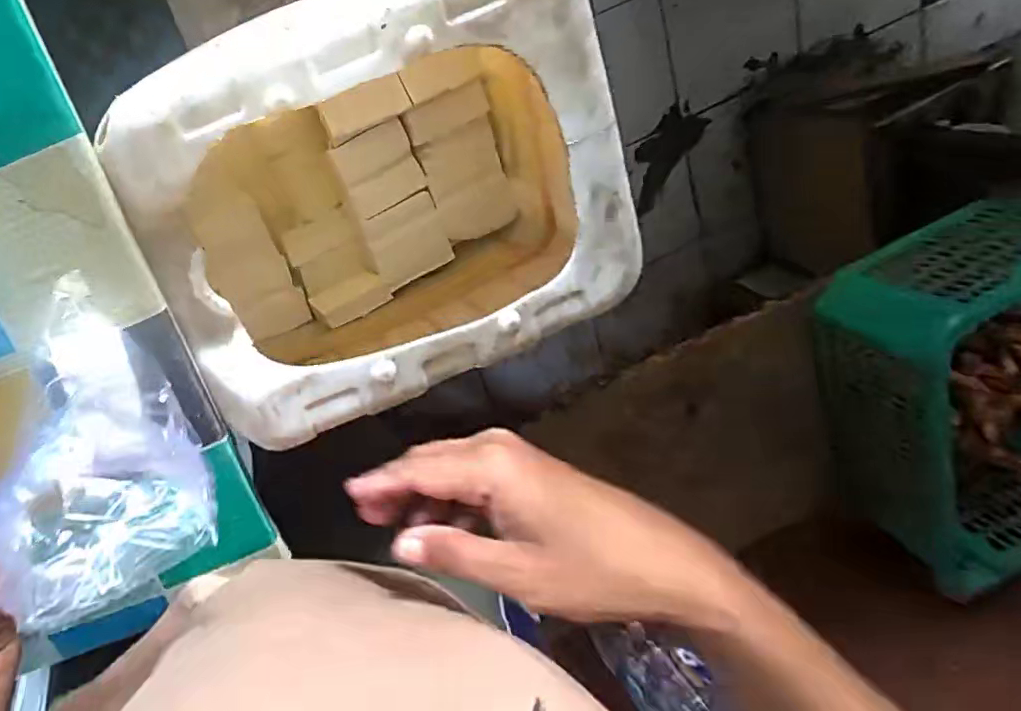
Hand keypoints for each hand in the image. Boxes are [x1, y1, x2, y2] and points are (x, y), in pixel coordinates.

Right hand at [346, 429, 753, 631]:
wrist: (671, 564)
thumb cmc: (592, 568)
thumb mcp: (519, 573)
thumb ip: (453, 552)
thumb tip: (399, 541)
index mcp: (489, 465)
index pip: (418, 470)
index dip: (381, 483)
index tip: (349, 495)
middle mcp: (493, 447)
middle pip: (428, 460)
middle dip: (395, 484)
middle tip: (366, 513)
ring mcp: (510, 454)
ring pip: (447, 466)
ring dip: (421, 492)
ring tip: (398, 523)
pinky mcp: (523, 467)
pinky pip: (469, 474)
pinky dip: (448, 496)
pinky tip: (444, 524)